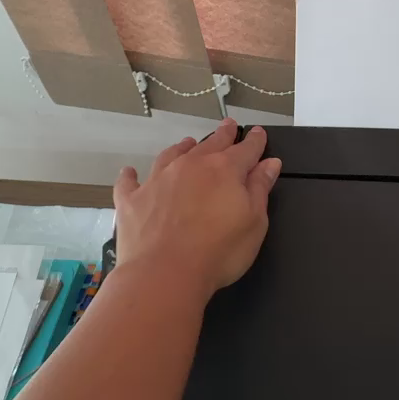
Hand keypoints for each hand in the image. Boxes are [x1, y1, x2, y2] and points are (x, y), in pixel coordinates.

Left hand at [115, 120, 282, 293]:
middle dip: (223, 134)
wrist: (165, 274)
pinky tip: (130, 172)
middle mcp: (191, 166)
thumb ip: (260, 188)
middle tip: (228, 125)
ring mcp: (158, 180)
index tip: (258, 133)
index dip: (255, 141)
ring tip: (187, 143)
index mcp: (225, 170)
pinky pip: (129, 182)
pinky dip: (131, 175)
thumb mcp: (254, 221)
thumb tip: (269, 163)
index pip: (246, 149)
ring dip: (182, 148)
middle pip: (211, 144)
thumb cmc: (219, 251)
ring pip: (172, 155)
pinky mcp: (132, 200)